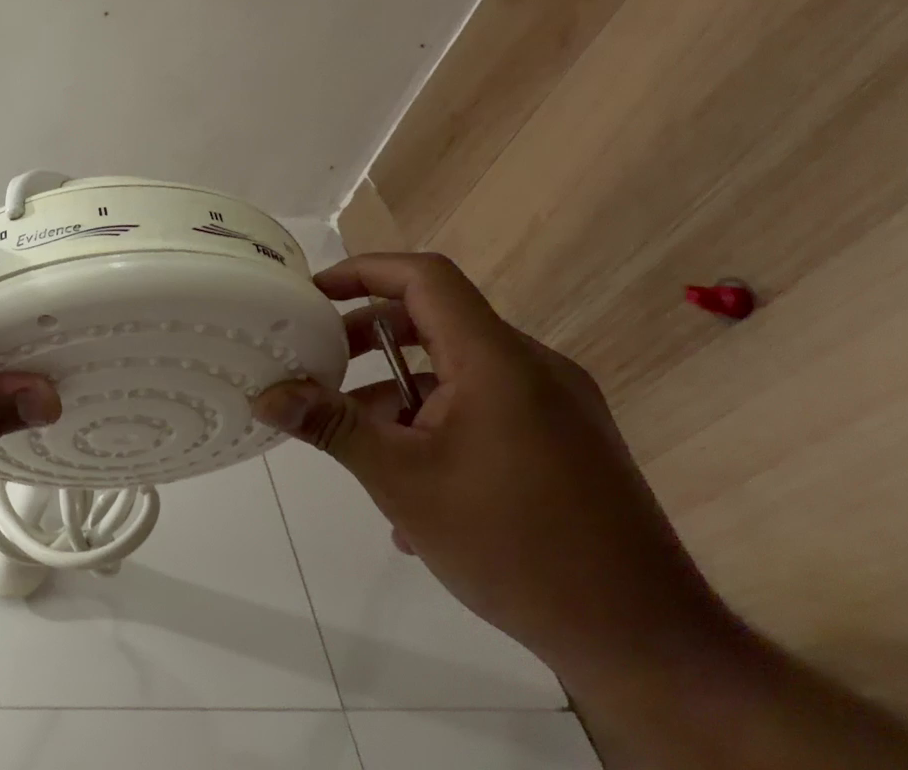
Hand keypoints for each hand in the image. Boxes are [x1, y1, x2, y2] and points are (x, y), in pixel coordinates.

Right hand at [254, 252, 731, 684]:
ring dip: (401, 396)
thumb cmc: (512, 544)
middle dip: (370, 341)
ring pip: (459, 373)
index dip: (362, 272)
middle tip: (319, 368)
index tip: (311, 295)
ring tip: (358, 446)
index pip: (425, 278)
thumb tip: (265, 395)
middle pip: (438, 321)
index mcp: (497, 360)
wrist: (641, 636)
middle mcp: (534, 368)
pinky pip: (487, 411)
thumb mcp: (402, 481)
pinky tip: (412, 493)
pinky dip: (438, 427)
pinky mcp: (568, 443)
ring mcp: (558, 406)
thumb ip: (331, 426)